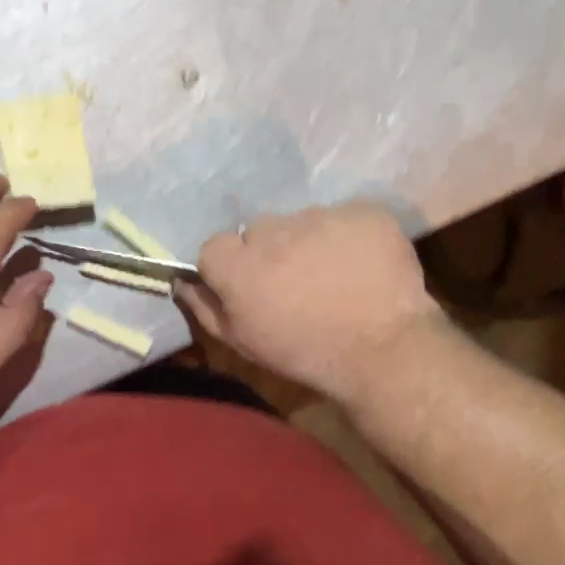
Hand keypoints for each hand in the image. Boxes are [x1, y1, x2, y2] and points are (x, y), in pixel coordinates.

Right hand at [179, 204, 447, 395]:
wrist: (380, 347)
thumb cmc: (301, 352)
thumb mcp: (241, 342)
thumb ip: (205, 307)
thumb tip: (183, 281)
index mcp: (238, 265)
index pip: (214, 246)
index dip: (227, 267)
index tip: (245, 288)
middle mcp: (274, 230)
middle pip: (259, 231)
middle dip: (268, 252)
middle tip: (291, 284)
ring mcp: (321, 216)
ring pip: (301, 222)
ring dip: (307, 243)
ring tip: (330, 277)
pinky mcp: (362, 211)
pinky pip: (343, 218)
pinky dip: (346, 237)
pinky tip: (358, 267)